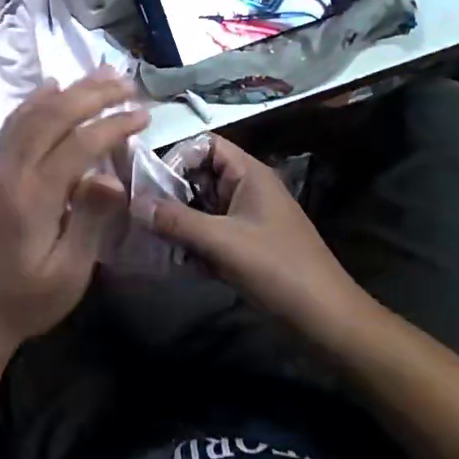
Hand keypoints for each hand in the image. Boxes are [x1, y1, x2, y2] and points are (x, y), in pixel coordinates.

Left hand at [0, 70, 147, 354]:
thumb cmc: (28, 299)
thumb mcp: (69, 272)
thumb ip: (90, 221)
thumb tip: (113, 179)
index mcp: (32, 198)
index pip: (77, 144)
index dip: (112, 125)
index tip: (144, 117)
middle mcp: (11, 172)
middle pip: (53, 116)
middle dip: (93, 94)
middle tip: (128, 83)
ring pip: (33, 113)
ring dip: (70, 90)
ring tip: (103, 75)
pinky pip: (15, 123)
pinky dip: (37, 100)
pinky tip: (54, 87)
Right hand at [152, 135, 371, 338]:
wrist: (323, 313)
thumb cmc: (276, 267)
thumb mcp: (222, 241)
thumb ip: (177, 220)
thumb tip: (135, 203)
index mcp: (249, 173)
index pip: (206, 145)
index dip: (177, 157)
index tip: (150, 184)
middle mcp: (248, 187)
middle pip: (201, 176)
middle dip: (172, 192)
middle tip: (142, 214)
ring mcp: (248, 216)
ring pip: (204, 206)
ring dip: (180, 220)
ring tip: (151, 237)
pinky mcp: (247, 243)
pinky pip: (212, 231)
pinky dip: (194, 240)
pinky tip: (174, 259)